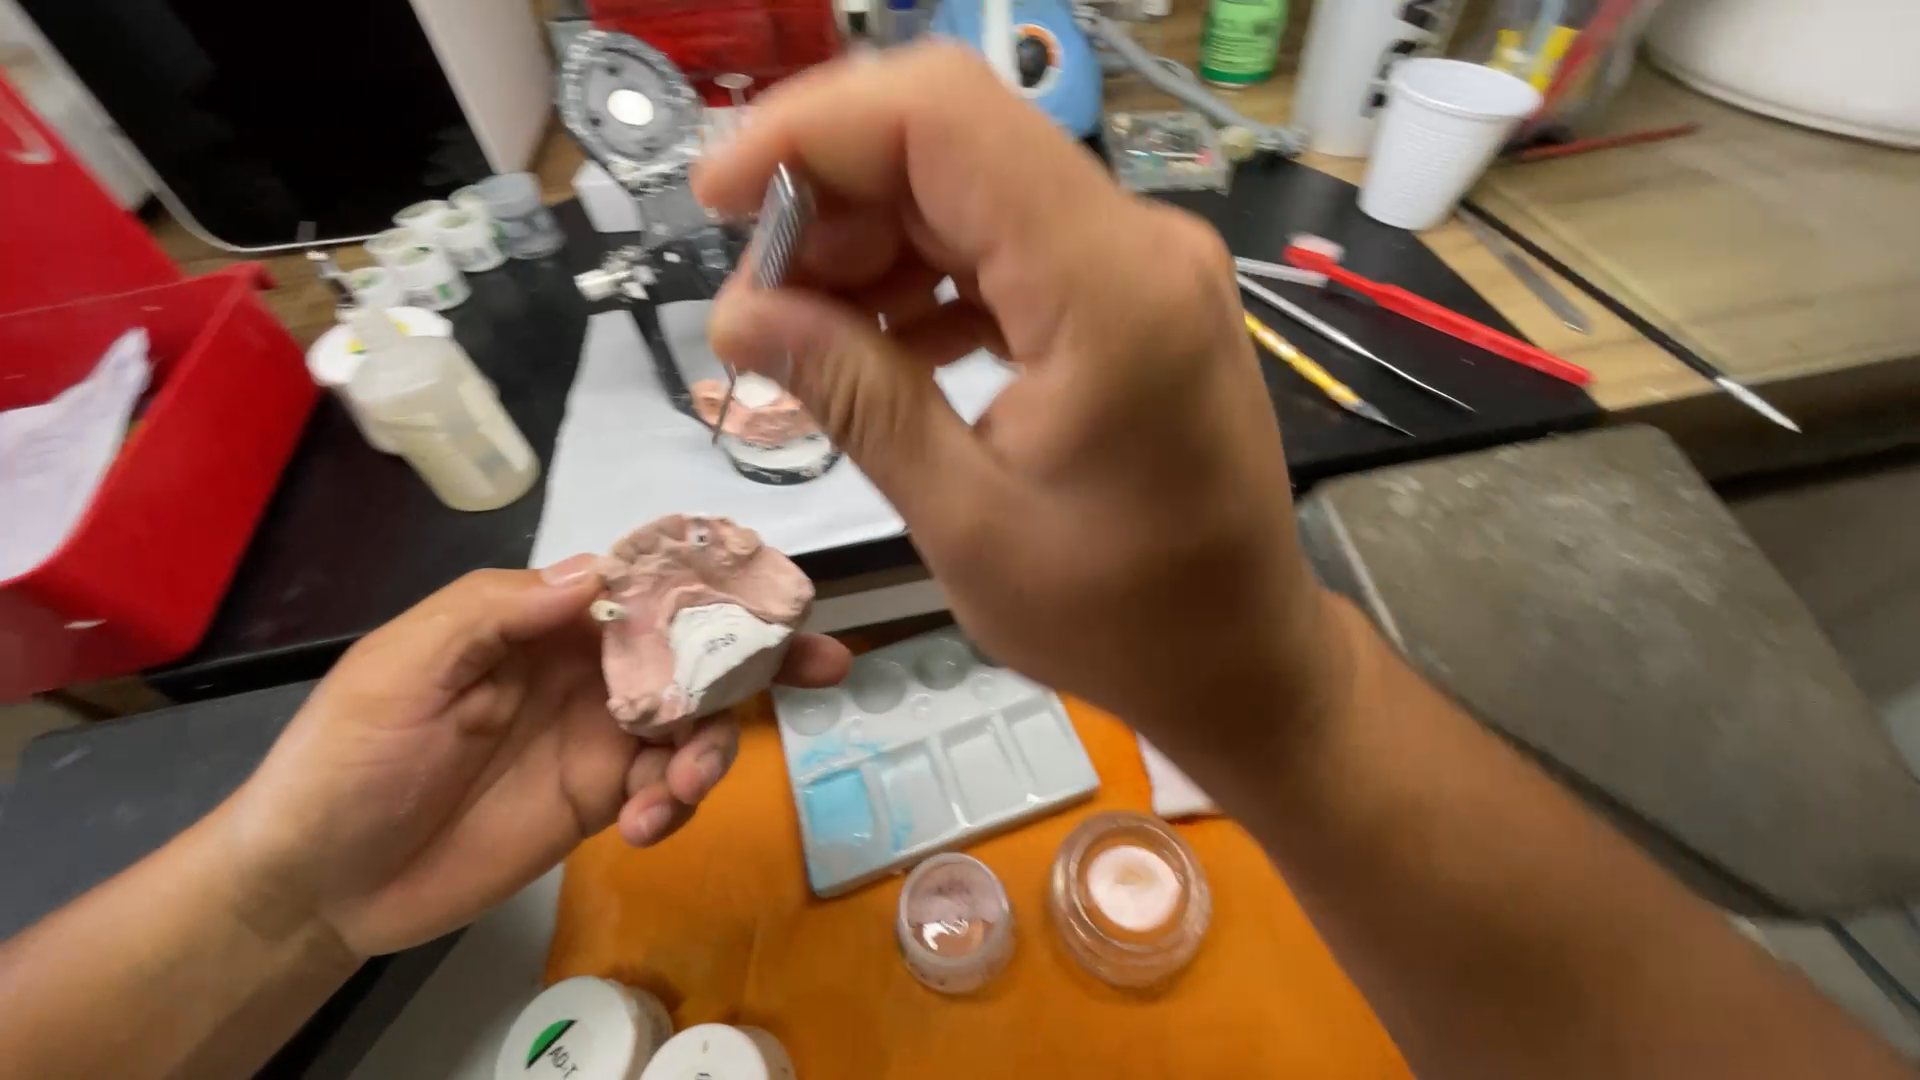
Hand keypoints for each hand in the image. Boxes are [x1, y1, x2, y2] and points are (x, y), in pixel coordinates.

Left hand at [211, 561, 849, 957]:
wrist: (320, 883)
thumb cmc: (351, 755)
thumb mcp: (405, 667)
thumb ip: (498, 611)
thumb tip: (600, 572)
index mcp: (555, 624)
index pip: (651, 588)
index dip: (715, 584)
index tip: (775, 591)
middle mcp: (596, 671)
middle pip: (698, 651)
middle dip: (763, 656)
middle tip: (827, 662)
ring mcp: (607, 736)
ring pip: (698, 723)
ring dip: (712, 749)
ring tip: (680, 786)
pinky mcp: (607, 795)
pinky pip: (670, 786)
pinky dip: (675, 802)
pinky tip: (644, 825)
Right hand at [697, 47, 1342, 765]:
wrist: (1235, 651)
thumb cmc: (1115, 617)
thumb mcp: (965, 521)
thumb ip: (855, 398)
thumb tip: (739, 316)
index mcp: (1107, 291)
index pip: (938, 120)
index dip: (809, 135)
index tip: (717, 201)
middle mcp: (1139, 246)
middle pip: (951, 150)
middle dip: (831, 207)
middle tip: (760, 308)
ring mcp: (1144, 269)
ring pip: (974, 197)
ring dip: (876, 250)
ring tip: (811, 339)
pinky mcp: (1135, 302)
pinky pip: (1012, 253)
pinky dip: (935, 283)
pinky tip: (889, 349)